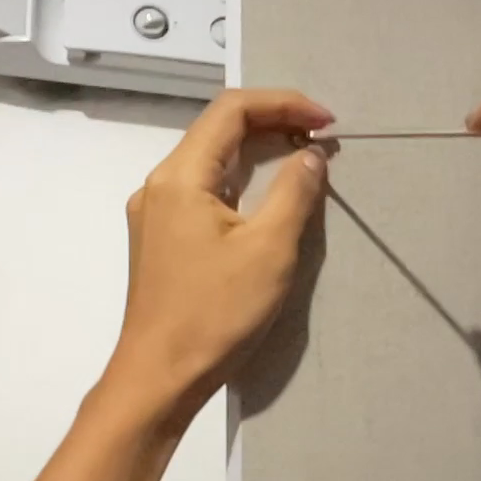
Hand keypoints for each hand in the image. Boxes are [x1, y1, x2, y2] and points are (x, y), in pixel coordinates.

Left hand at [100, 89, 334, 423]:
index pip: (231, 110)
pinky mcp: (158, 241)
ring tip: (301, 164)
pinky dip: (236, 186)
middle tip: (320, 142)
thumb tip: (310, 155)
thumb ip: (294, 191)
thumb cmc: (214, 314)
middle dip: (272, 125)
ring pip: (208, 164)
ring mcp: (152, 215)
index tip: (327, 123)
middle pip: (216, 132)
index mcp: (178, 177)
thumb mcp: (269, 249)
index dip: (284, 104)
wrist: (159, 376)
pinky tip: (264, 202)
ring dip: (255, 156)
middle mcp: (157, 186)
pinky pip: (200, 194)